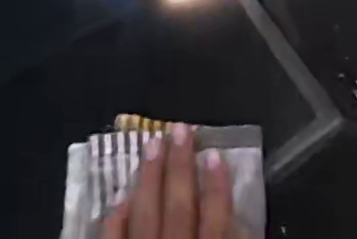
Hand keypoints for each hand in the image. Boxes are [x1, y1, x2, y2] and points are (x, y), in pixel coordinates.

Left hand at [102, 124, 237, 238]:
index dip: (217, 188)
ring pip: (146, 216)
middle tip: (180, 128)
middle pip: (178, 209)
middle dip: (179, 167)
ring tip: (153, 142)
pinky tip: (122, 193)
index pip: (215, 222)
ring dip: (149, 178)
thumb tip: (240, 218)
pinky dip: (117, 217)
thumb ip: (230, 237)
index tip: (216, 153)